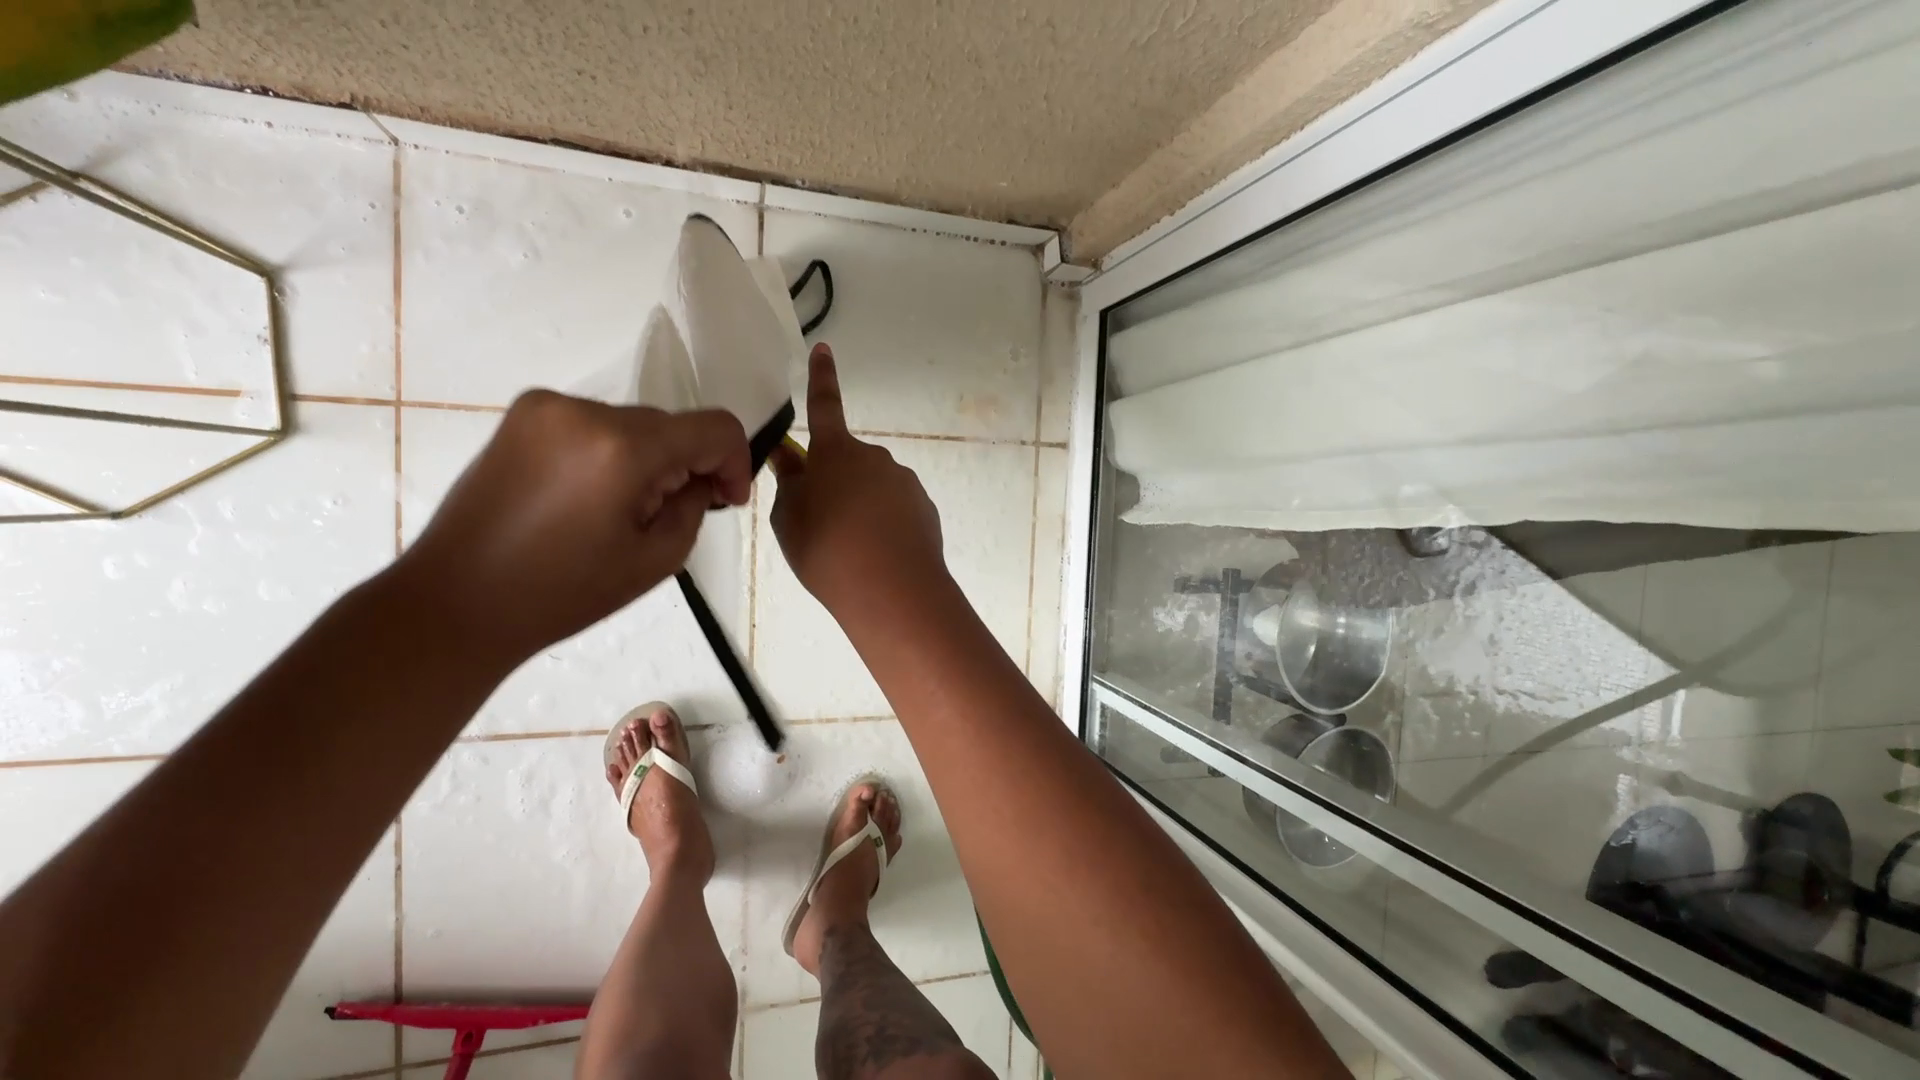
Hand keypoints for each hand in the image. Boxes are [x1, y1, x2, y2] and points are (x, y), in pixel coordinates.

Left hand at [393, 390, 750, 662]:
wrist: (456, 601)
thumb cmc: (562, 593)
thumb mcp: (656, 559)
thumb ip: (694, 505)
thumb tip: (699, 478)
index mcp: (622, 447)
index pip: (714, 427)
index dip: (735, 461)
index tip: (726, 500)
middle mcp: (585, 409)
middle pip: (670, 425)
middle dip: (686, 464)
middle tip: (671, 516)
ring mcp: (546, 407)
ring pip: (632, 424)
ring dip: (646, 459)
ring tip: (622, 512)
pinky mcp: (520, 416)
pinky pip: (593, 425)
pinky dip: (609, 453)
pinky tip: (589, 498)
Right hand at [770, 343, 945, 611]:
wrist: (892, 589)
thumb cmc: (826, 550)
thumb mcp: (788, 520)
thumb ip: (790, 485)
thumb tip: (792, 462)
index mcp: (835, 453)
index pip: (824, 406)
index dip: (821, 378)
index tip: (824, 349)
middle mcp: (874, 457)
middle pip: (847, 462)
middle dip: (836, 484)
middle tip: (822, 527)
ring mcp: (904, 481)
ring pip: (873, 489)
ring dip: (861, 509)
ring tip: (850, 551)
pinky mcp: (925, 508)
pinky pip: (896, 510)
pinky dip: (885, 526)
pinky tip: (878, 556)